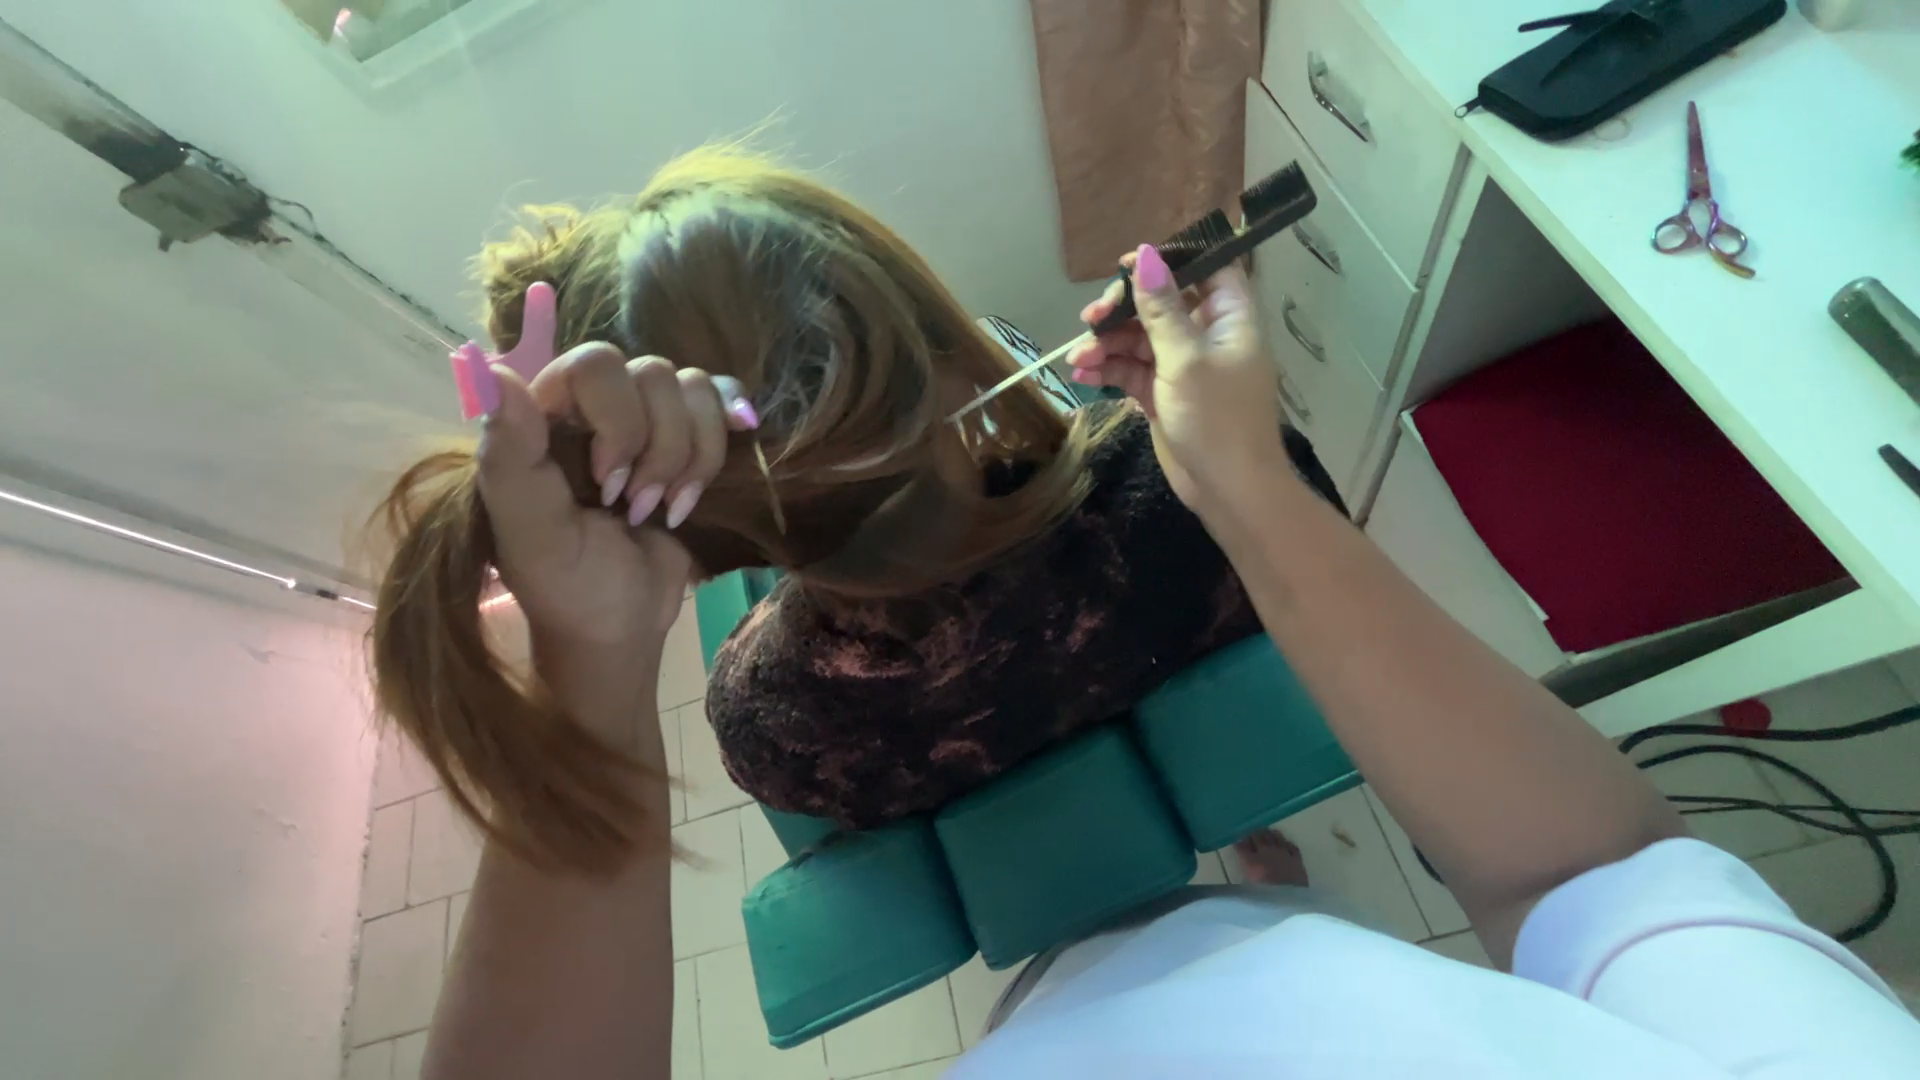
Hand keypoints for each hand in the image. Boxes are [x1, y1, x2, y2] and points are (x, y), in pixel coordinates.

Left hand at [474, 337, 755, 665]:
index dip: (619, 422)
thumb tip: (492, 369)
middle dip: (661, 449)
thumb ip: (510, 455)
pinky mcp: (693, 437)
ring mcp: (651, 419)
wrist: (624, 623)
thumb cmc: (569, 585)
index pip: (597, 365)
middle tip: (638, 506)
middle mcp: (599, 406)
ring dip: (693, 458)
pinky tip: (717, 462)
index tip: (608, 485)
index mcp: (548, 415)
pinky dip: (722, 439)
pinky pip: (722, 403)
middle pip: (656, 375)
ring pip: (695, 390)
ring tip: (668, 506)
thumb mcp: (531, 532)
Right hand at [1068, 244, 1286, 510]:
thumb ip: (1161, 308)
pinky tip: (1083, 375)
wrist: (1227, 488)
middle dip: (1122, 311)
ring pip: (1138, 339)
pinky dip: (1108, 370)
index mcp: (1228, 316)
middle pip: (1159, 304)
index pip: (1203, 268)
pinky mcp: (1162, 393)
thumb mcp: (1185, 359)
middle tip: (1091, 319)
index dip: (1166, 262)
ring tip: (1077, 359)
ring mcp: (1182, 365)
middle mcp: (1205, 334)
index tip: (1124, 265)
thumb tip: (1144, 254)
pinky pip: (1131, 370)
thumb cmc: (1217, 419)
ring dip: (1106, 345)